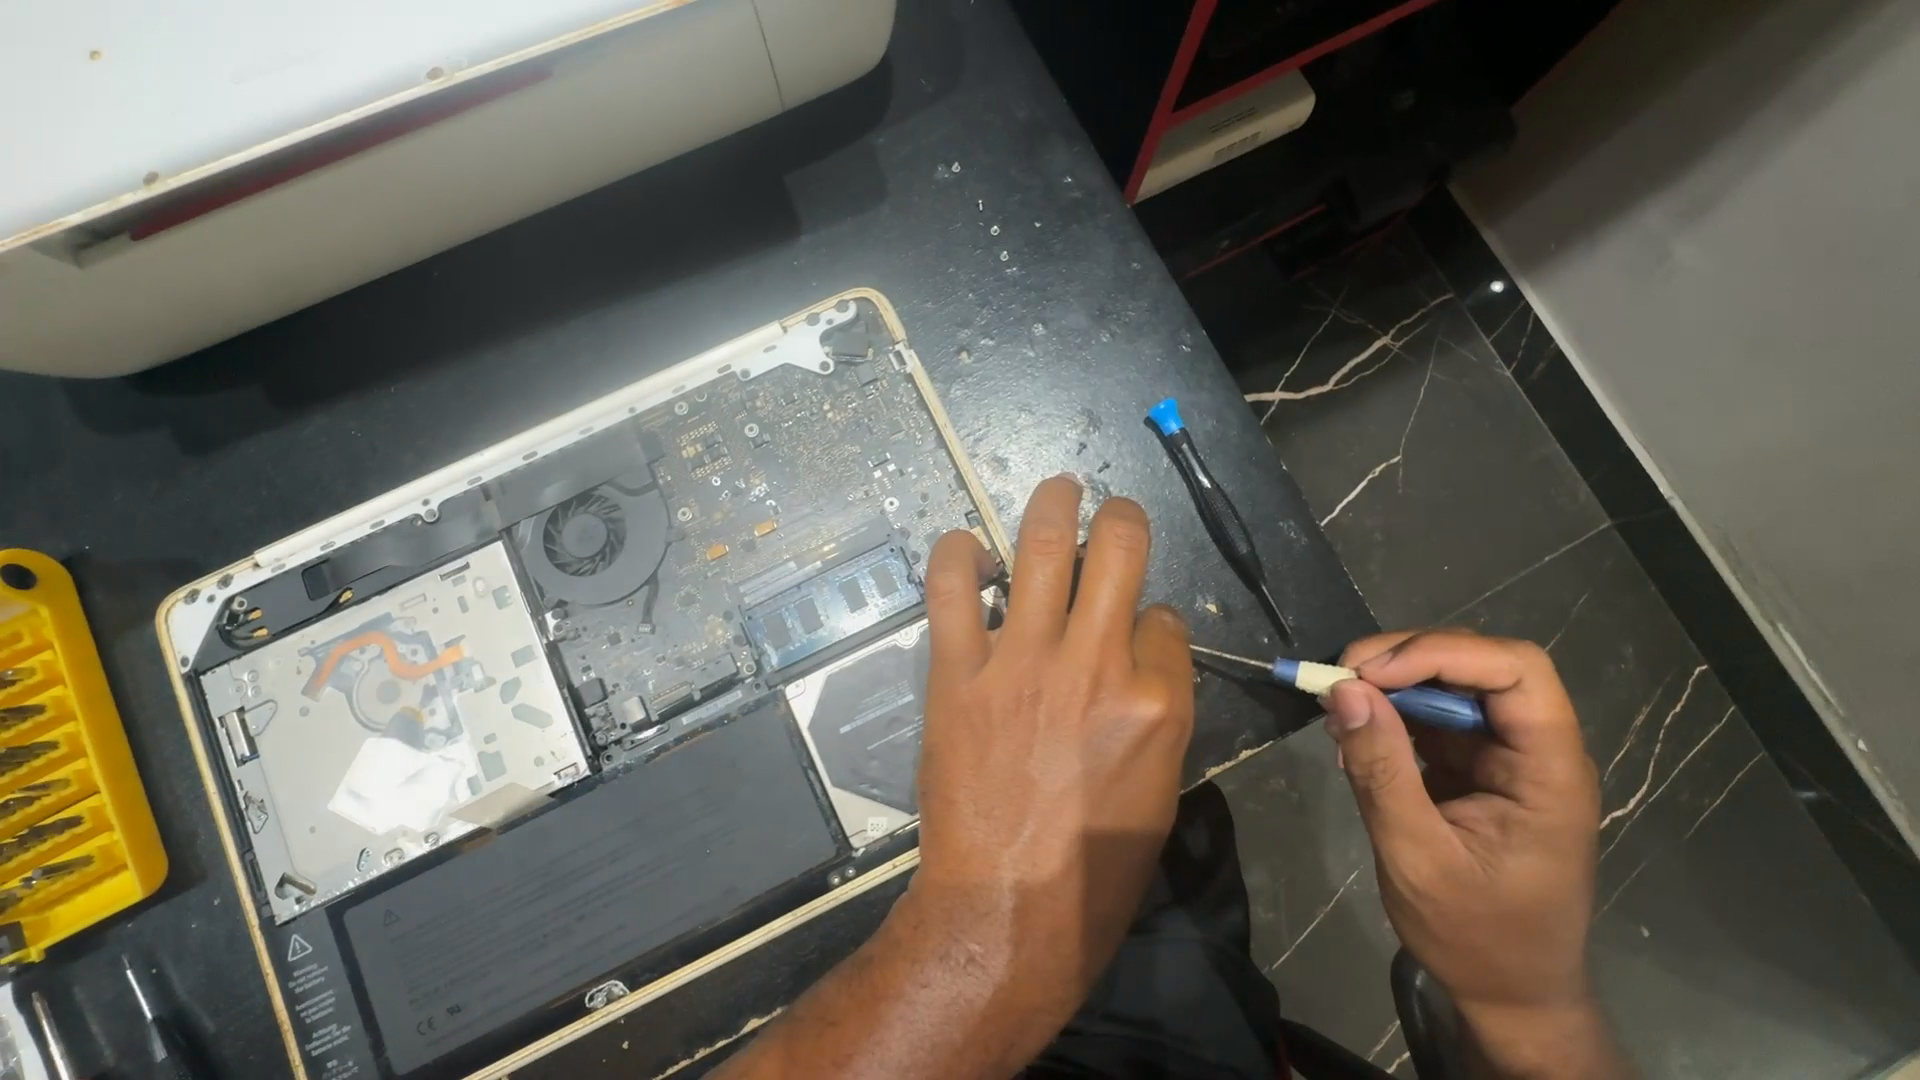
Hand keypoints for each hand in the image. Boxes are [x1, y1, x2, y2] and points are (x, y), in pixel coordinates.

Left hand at [908, 475, 1195, 1061]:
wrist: (1007, 909)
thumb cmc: (1096, 871)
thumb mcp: (1160, 790)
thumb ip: (1159, 712)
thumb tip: (1141, 656)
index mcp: (1159, 701)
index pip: (1165, 619)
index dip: (1151, 618)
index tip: (1132, 628)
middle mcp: (1096, 664)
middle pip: (1120, 552)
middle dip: (1122, 518)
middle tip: (1111, 510)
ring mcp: (1022, 661)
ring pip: (1042, 549)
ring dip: (1053, 506)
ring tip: (1057, 489)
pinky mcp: (959, 673)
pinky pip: (955, 589)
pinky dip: (957, 555)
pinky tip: (964, 545)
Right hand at [1323, 629, 1625, 1077]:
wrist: (1508, 990)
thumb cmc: (1476, 935)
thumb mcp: (1417, 857)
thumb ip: (1382, 771)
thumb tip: (1342, 692)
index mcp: (1549, 771)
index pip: (1516, 671)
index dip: (1442, 654)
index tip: (1369, 674)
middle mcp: (1532, 750)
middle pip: (1478, 665)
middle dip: (1404, 659)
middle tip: (1338, 680)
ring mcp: (1502, 756)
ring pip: (1448, 684)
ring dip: (1388, 685)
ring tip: (1336, 707)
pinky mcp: (1471, 766)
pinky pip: (1428, 717)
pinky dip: (1385, 715)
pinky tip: (1352, 736)